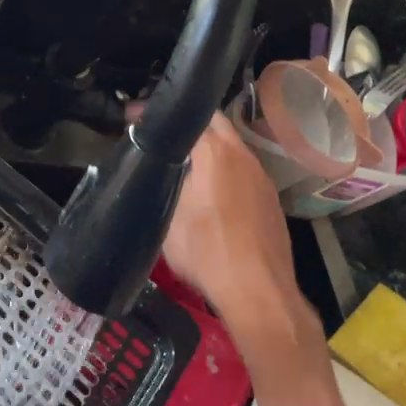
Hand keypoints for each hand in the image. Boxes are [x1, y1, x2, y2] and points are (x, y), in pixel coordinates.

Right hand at [160, 114, 296, 312]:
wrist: (259, 292)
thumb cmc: (207, 250)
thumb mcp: (168, 216)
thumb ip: (160, 182)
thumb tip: (151, 167)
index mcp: (215, 151)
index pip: (184, 115)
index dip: (156, 113)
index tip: (134, 118)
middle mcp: (242, 154)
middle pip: (214, 122)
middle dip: (188, 122)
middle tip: (162, 135)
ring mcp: (261, 177)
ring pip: (232, 146)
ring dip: (210, 146)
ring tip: (185, 162)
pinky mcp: (271, 199)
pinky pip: (244, 170)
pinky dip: (226, 170)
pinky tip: (212, 191)